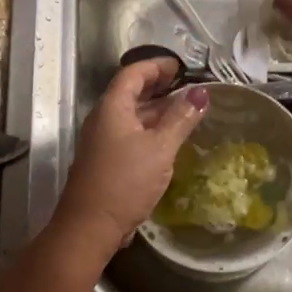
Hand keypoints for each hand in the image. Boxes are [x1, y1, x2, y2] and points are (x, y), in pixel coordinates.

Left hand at [51, 57, 208, 258]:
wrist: (90, 226)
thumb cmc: (125, 181)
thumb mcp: (160, 148)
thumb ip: (181, 118)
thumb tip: (202, 92)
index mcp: (112, 108)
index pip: (133, 73)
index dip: (157, 65)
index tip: (181, 66)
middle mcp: (104, 119)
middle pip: (131, 92)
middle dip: (159, 86)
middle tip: (187, 86)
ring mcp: (103, 140)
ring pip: (132, 115)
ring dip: (157, 109)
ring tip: (186, 110)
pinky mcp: (107, 160)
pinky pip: (131, 133)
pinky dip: (151, 128)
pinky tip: (170, 139)